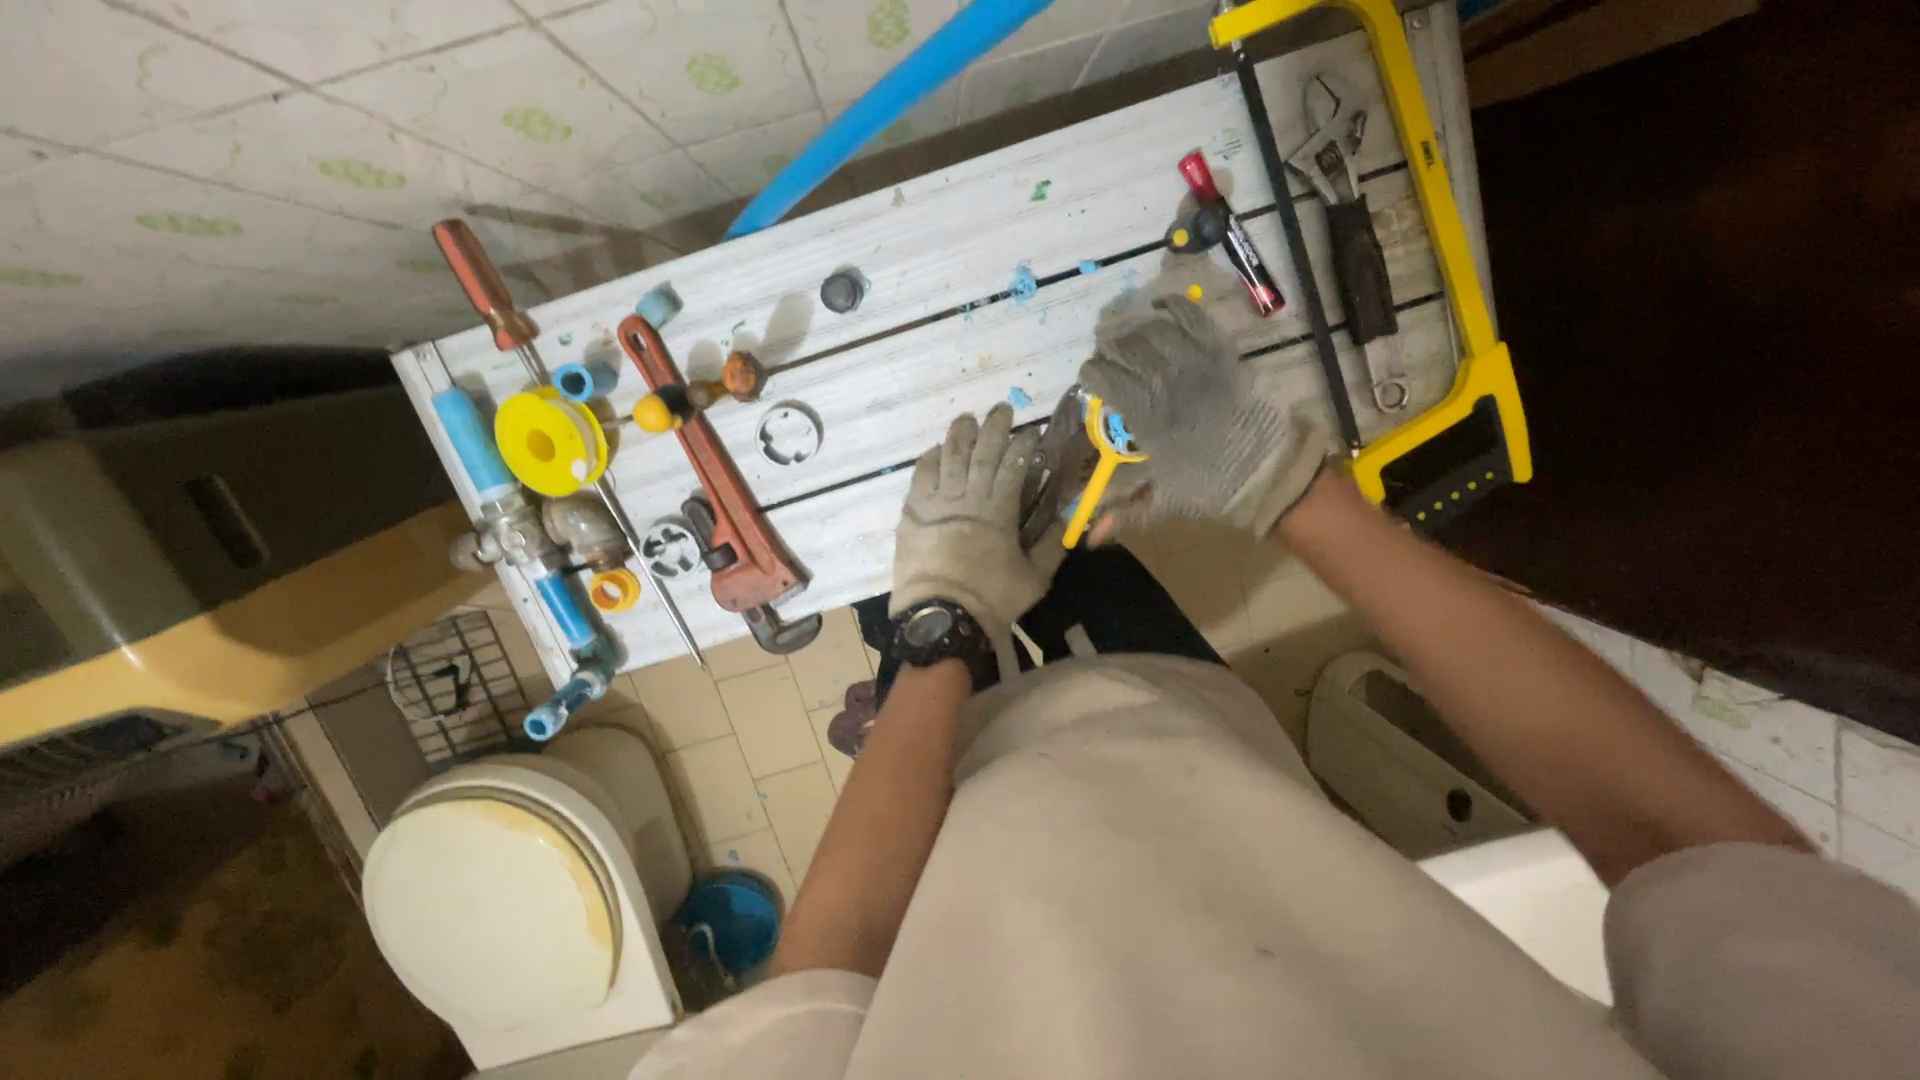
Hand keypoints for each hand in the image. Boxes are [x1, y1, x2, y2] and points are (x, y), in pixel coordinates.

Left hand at [890, 404, 1048, 640]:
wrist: (941, 617)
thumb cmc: (993, 599)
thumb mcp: (1035, 577)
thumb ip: (1053, 545)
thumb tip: (1066, 519)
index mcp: (998, 511)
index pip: (1013, 464)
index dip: (1023, 444)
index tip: (1031, 431)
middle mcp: (966, 498)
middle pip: (980, 452)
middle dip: (993, 427)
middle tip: (1002, 409)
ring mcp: (936, 504)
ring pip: (948, 457)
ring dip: (959, 434)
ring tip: (967, 419)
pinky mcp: (912, 514)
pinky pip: (920, 477)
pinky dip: (930, 459)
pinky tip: (936, 451)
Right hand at [1078, 295, 1328, 537]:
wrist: (1268, 470)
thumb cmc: (1212, 486)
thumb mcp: (1164, 502)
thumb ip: (1123, 514)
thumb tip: (1087, 542)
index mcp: (1146, 416)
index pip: (1106, 379)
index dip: (1093, 374)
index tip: (1090, 379)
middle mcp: (1165, 383)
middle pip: (1125, 348)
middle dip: (1109, 347)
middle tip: (1107, 353)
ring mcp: (1194, 364)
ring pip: (1153, 330)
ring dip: (1135, 328)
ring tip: (1129, 333)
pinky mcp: (1220, 354)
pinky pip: (1192, 320)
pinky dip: (1174, 309)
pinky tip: (1161, 308)